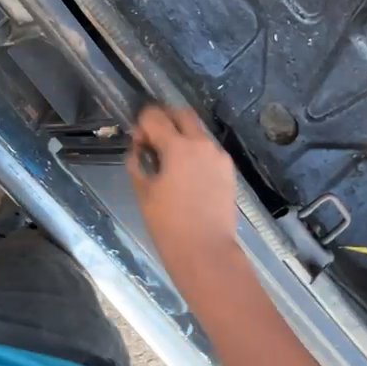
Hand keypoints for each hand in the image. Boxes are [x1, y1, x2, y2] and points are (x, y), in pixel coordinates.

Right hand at [126, 106, 240, 271]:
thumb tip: (138, 149)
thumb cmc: (168, 224)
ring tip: (171, 161)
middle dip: (165, 119)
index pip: (155, 116)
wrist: (206, 251)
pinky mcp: (228, 170)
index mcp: (178, 147)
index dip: (142, 123)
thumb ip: (138, 163)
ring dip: (182, 135)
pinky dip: (196, 152)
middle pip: (182, 114)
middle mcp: (202, 144)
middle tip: (153, 139)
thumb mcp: (144, 192)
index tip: (137, 140)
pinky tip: (187, 174)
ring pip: (198, 132)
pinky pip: (209, 150)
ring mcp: (219, 156)